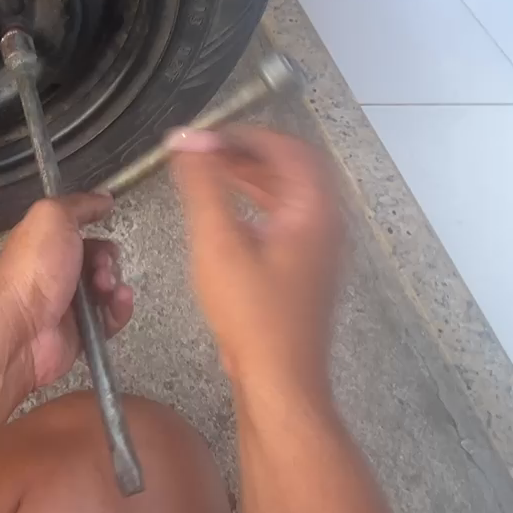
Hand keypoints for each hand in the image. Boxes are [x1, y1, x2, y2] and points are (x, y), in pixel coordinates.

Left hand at [0, 193, 134, 392]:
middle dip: (107, 258)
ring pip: (107, 288)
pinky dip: (119, 309)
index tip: (105, 223)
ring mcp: (67, 303)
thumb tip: (103, 197)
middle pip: (97, 259)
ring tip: (105, 286)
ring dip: (114, 283)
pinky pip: (110, 318)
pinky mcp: (80, 332)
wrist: (21, 328)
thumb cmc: (31, 270)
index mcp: (43, 242)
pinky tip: (118, 301)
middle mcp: (54, 272)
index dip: (95, 226)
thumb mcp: (53, 217)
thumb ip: (79, 204)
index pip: (77, 229)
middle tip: (100, 264)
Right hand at [168, 125, 343, 399]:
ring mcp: (319, 245)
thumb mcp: (218, 241)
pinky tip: (225, 210)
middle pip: (290, 165)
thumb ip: (202, 184)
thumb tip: (186, 140)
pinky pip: (284, 214)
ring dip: (249, 174)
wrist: (278, 379)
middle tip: (204, 150)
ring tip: (208, 172)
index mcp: (314, 208)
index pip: (285, 147)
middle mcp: (325, 221)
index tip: (203, 136)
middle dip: (245, 150)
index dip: (242, 133)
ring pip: (287, 190)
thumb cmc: (252, 314)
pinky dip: (255, 200)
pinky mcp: (305, 265)